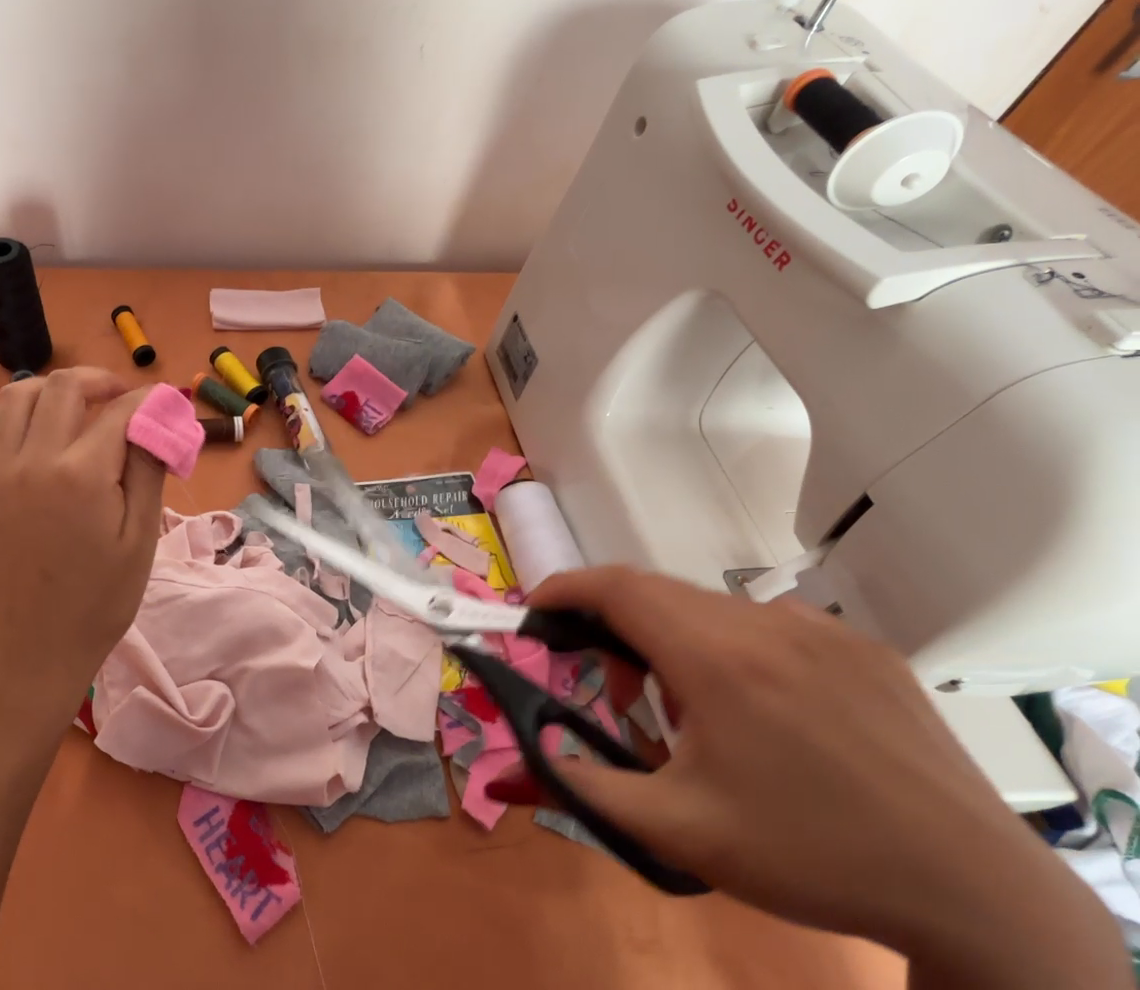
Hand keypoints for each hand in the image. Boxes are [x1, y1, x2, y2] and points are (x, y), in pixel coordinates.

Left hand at [0, 368, 165, 722]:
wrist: (28, 652)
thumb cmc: (97, 604)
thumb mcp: (139, 541)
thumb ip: (147, 471)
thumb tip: (157, 421)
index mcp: (81, 474)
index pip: (119, 411)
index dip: (147, 401)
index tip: (163, 405)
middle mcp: (32, 458)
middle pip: (64, 387)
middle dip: (99, 382)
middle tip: (121, 400)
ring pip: (17, 396)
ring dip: (53, 390)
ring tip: (78, 409)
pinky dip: (17, 418)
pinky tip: (38, 440)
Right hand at [502, 567, 1126, 983]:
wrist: (971, 889)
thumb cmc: (806, 853)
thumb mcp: (675, 830)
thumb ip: (578, 787)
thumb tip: (506, 772)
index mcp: (718, 659)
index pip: (618, 587)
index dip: (566, 588)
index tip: (535, 612)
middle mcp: (769, 625)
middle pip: (662, 596)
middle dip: (615, 628)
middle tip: (613, 692)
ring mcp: (826, 633)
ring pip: (716, 611)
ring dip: (675, 642)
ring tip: (689, 714)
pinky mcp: (867, 651)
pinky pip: (773, 628)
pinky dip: (733, 650)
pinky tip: (759, 715)